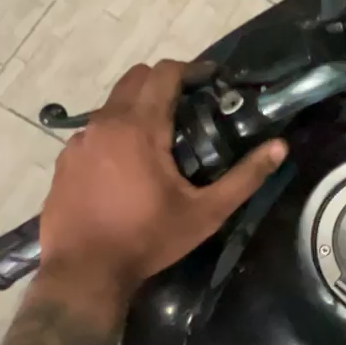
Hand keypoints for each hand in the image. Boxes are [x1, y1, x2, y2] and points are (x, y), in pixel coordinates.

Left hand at [38, 60, 286, 292]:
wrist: (81, 275)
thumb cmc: (146, 239)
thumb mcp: (205, 213)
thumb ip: (245, 177)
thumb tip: (280, 147)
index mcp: (140, 127)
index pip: (165, 73)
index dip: (192, 70)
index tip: (212, 82)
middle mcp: (105, 123)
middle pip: (136, 78)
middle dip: (165, 82)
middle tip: (191, 106)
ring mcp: (80, 141)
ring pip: (114, 103)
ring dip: (140, 107)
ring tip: (163, 138)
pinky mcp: (65, 161)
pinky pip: (96, 131)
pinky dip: (117, 133)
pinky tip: (129, 166)